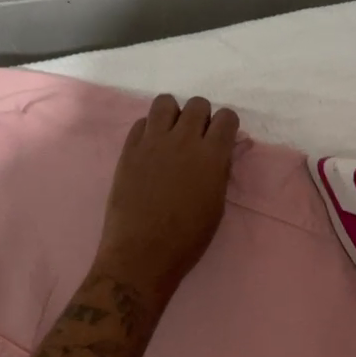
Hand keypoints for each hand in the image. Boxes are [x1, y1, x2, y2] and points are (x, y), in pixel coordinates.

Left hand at [94, 94, 240, 306]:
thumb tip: (226, 149)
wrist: (141, 254)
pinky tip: (151, 149)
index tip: (222, 138)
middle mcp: (183, 140)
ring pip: (165, 102)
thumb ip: (221, 169)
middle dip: (202, 117)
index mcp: (211, 156)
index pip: (226, 117)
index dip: (226, 125)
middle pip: (197, 104)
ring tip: (172, 135)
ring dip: (173, 114)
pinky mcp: (129, 150)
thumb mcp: (217, 205)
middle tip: (197, 138)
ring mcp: (152, 142)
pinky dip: (150, 129)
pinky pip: (141, 122)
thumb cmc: (187, 238)